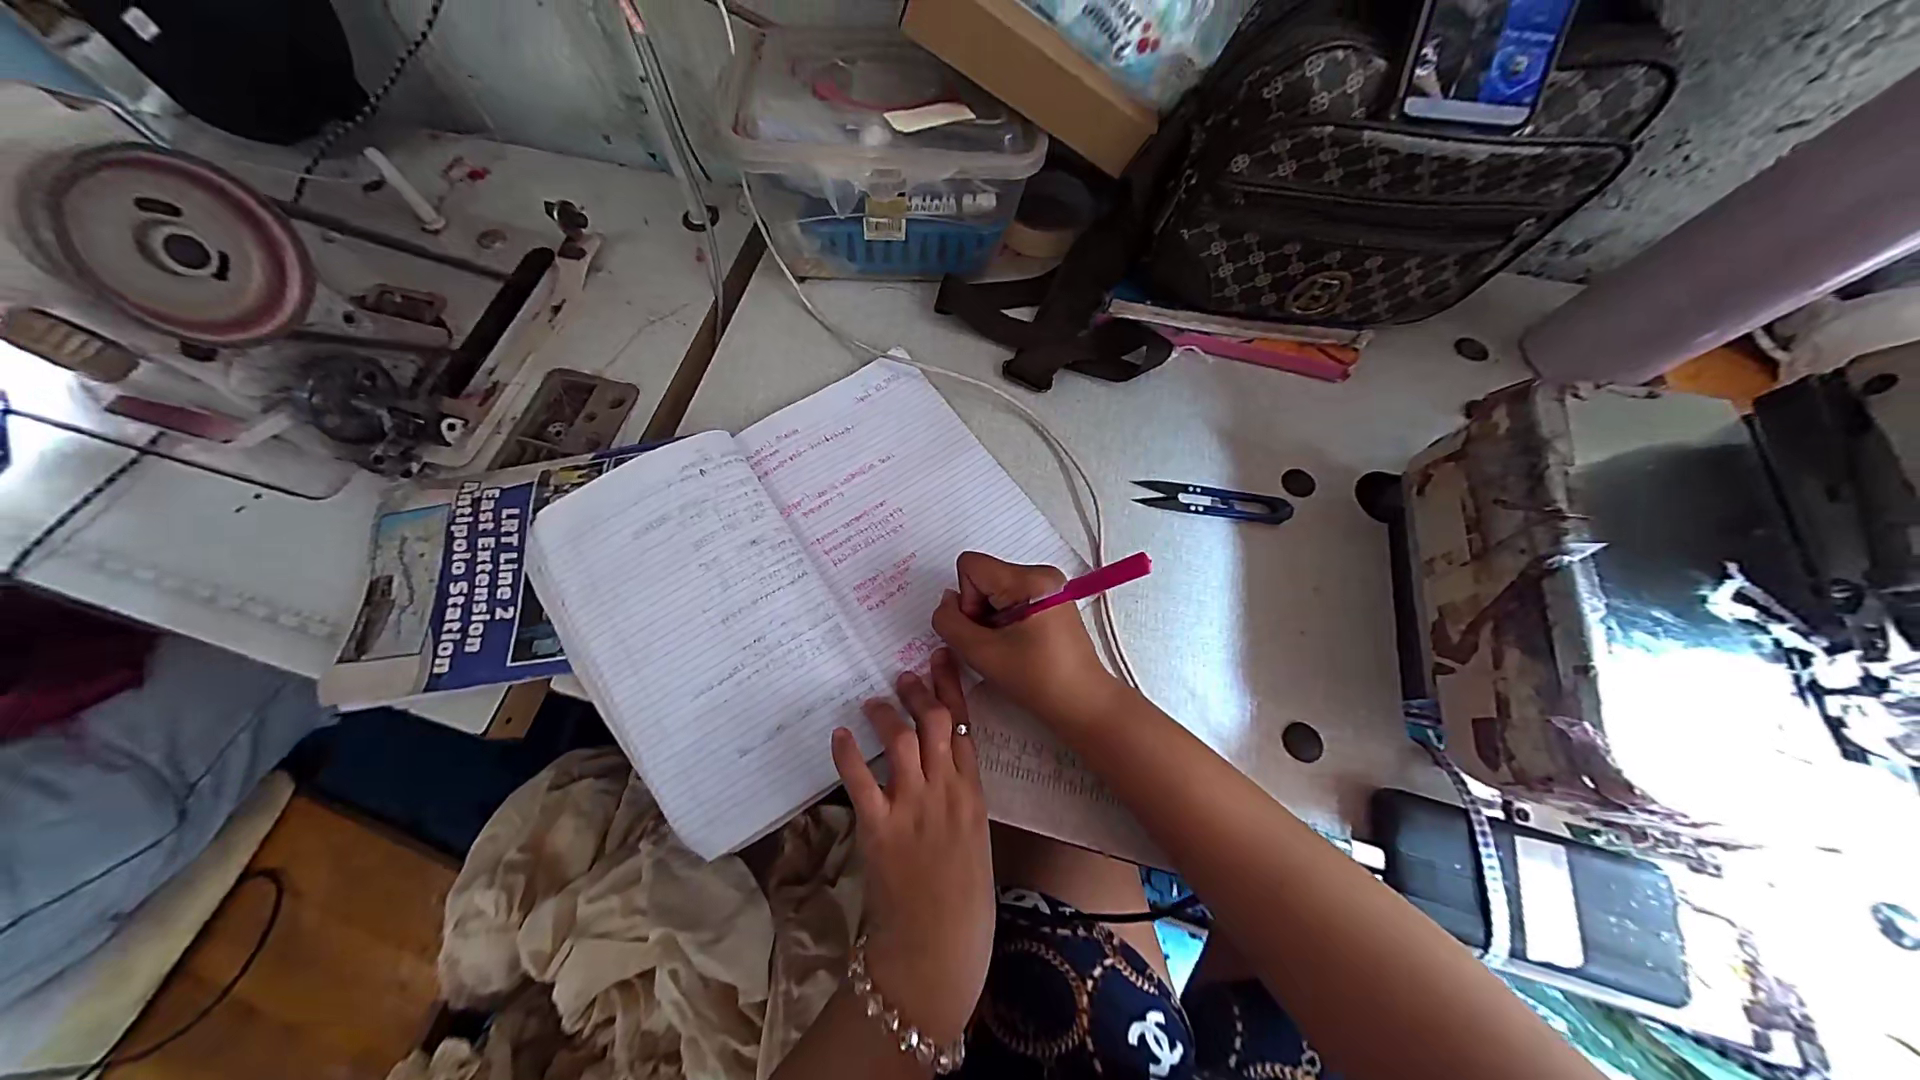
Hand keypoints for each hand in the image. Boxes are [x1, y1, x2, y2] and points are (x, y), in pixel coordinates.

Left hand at [832, 648, 993, 1044]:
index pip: (964, 728)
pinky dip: (848, 753)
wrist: (939, 949)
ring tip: (873, 701)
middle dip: (919, 692)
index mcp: (973, 796)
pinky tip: (841, 734)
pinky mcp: (880, 830)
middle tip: (904, 675)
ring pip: (901, 741)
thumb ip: (962, 798)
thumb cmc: (964, 899)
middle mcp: (946, 794)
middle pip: (935, 724)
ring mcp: (913, 809)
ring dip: (885, 713)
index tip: (941, 663)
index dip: (951, 690)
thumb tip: (945, 764)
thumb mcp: (976, 839)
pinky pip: (861, 780)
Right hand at [931, 552, 1125, 730]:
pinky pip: (1011, 599)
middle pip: (984, 577)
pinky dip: (1004, 622)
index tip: (984, 631)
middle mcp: (1042, 574)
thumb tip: (946, 602)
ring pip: (995, 590)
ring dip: (990, 619)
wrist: (1083, 703)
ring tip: (1008, 648)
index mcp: (1030, 579)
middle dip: (978, 610)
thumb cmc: (1038, 680)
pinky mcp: (1050, 601)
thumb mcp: (981, 653)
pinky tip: (1018, 646)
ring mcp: (1049, 587)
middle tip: (995, 644)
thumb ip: (950, 622)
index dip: (966, 599)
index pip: (971, 565)